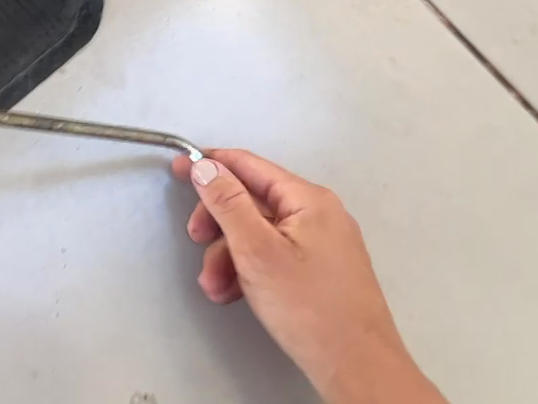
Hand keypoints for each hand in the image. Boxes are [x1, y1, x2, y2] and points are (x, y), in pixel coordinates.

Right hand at [172, 150, 444, 403]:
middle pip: (249, 201)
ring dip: (227, 253)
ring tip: (214, 286)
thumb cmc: (308, 306)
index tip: (177, 170)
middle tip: (194, 240)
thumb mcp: (255, 249)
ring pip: (257, 232)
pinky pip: (273, 253)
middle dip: (217, 223)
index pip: (247, 164)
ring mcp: (321, 243)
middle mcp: (317, 213)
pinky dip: (248, 268)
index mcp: (307, 199)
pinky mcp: (320, 270)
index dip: (208, 164)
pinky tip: (233, 292)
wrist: (361, 373)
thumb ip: (226, 201)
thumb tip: (205, 165)